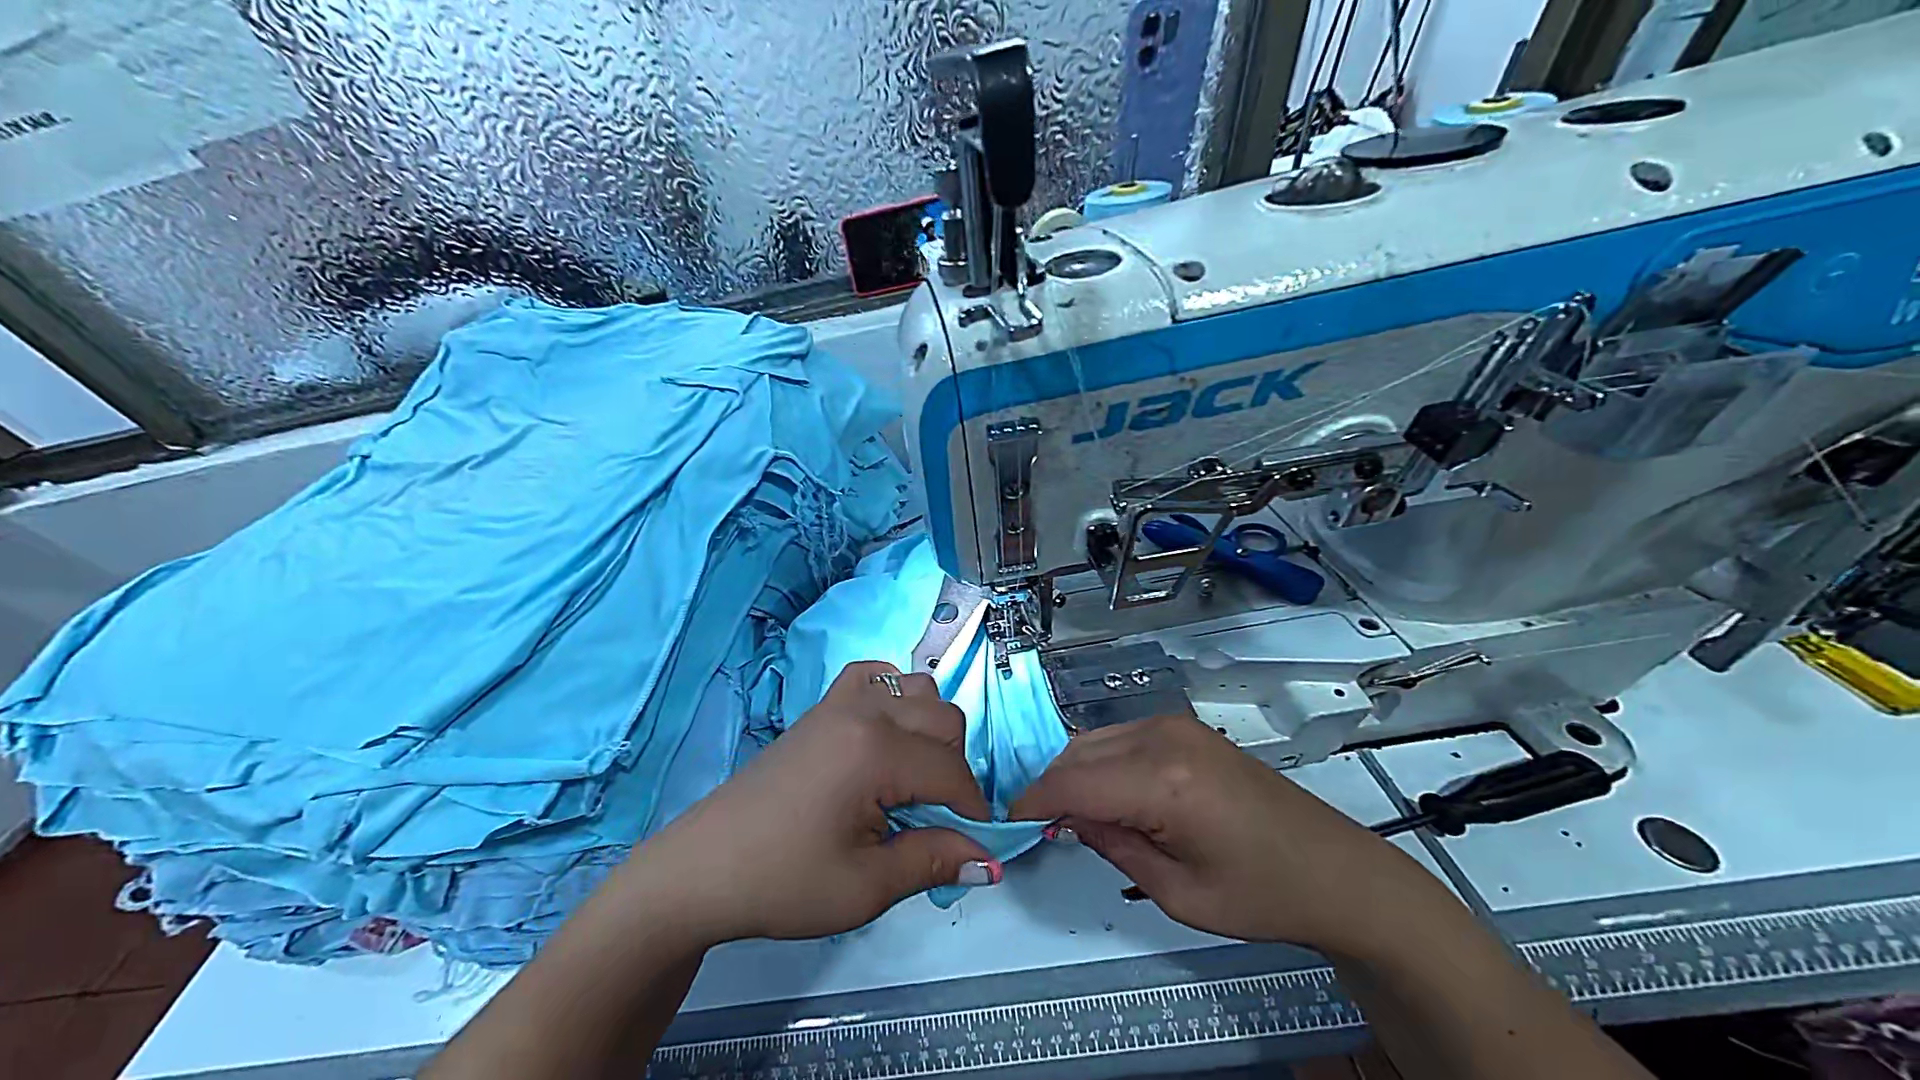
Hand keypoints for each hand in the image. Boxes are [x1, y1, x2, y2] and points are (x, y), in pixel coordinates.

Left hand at [624, 661, 994, 945]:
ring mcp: (839, 702)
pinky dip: (894, 696)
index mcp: (876, 751)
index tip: (971, 848)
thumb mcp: (865, 887)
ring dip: (930, 731)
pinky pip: (874, 677)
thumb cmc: (782, 882)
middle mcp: (864, 711)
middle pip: (945, 722)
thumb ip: (933, 861)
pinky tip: (884, 735)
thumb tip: (989, 861)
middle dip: (955, 771)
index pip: (953, 773)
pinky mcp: (821, 707)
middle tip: (934, 821)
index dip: (973, 813)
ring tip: (910, 780)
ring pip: (918, 691)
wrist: (702, 870)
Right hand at [1011, 712, 1443, 953]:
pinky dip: (1097, 762)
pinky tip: (1102, 795)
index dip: (1031, 802)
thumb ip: (1111, 846)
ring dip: (1071, 773)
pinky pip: (1118, 738)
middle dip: (1047, 787)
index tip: (1005, 824)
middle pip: (1075, 753)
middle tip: (1035, 827)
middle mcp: (1163, 737)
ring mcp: (1174, 725)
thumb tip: (1067, 818)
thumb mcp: (1176, 893)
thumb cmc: (1261, 894)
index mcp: (1163, 781)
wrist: (1335, 871)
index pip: (1070, 782)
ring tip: (1066, 816)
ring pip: (1093, 740)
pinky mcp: (1184, 727)